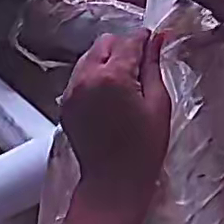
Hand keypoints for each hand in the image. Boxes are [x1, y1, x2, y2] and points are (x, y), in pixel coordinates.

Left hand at [59, 29, 169, 223]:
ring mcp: (72, 90)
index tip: (153, 41)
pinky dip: (94, 77)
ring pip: (89, 57)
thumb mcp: (158, 104)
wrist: (113, 183)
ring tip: (125, 83)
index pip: (129, 41)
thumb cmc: (143, 149)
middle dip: (123, 48)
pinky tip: (109, 96)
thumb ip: (154, 66)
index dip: (144, 39)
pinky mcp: (65, 103)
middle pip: (105, 43)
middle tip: (140, 67)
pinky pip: (80, 76)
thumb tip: (157, 40)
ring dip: (107, 61)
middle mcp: (86, 77)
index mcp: (112, 76)